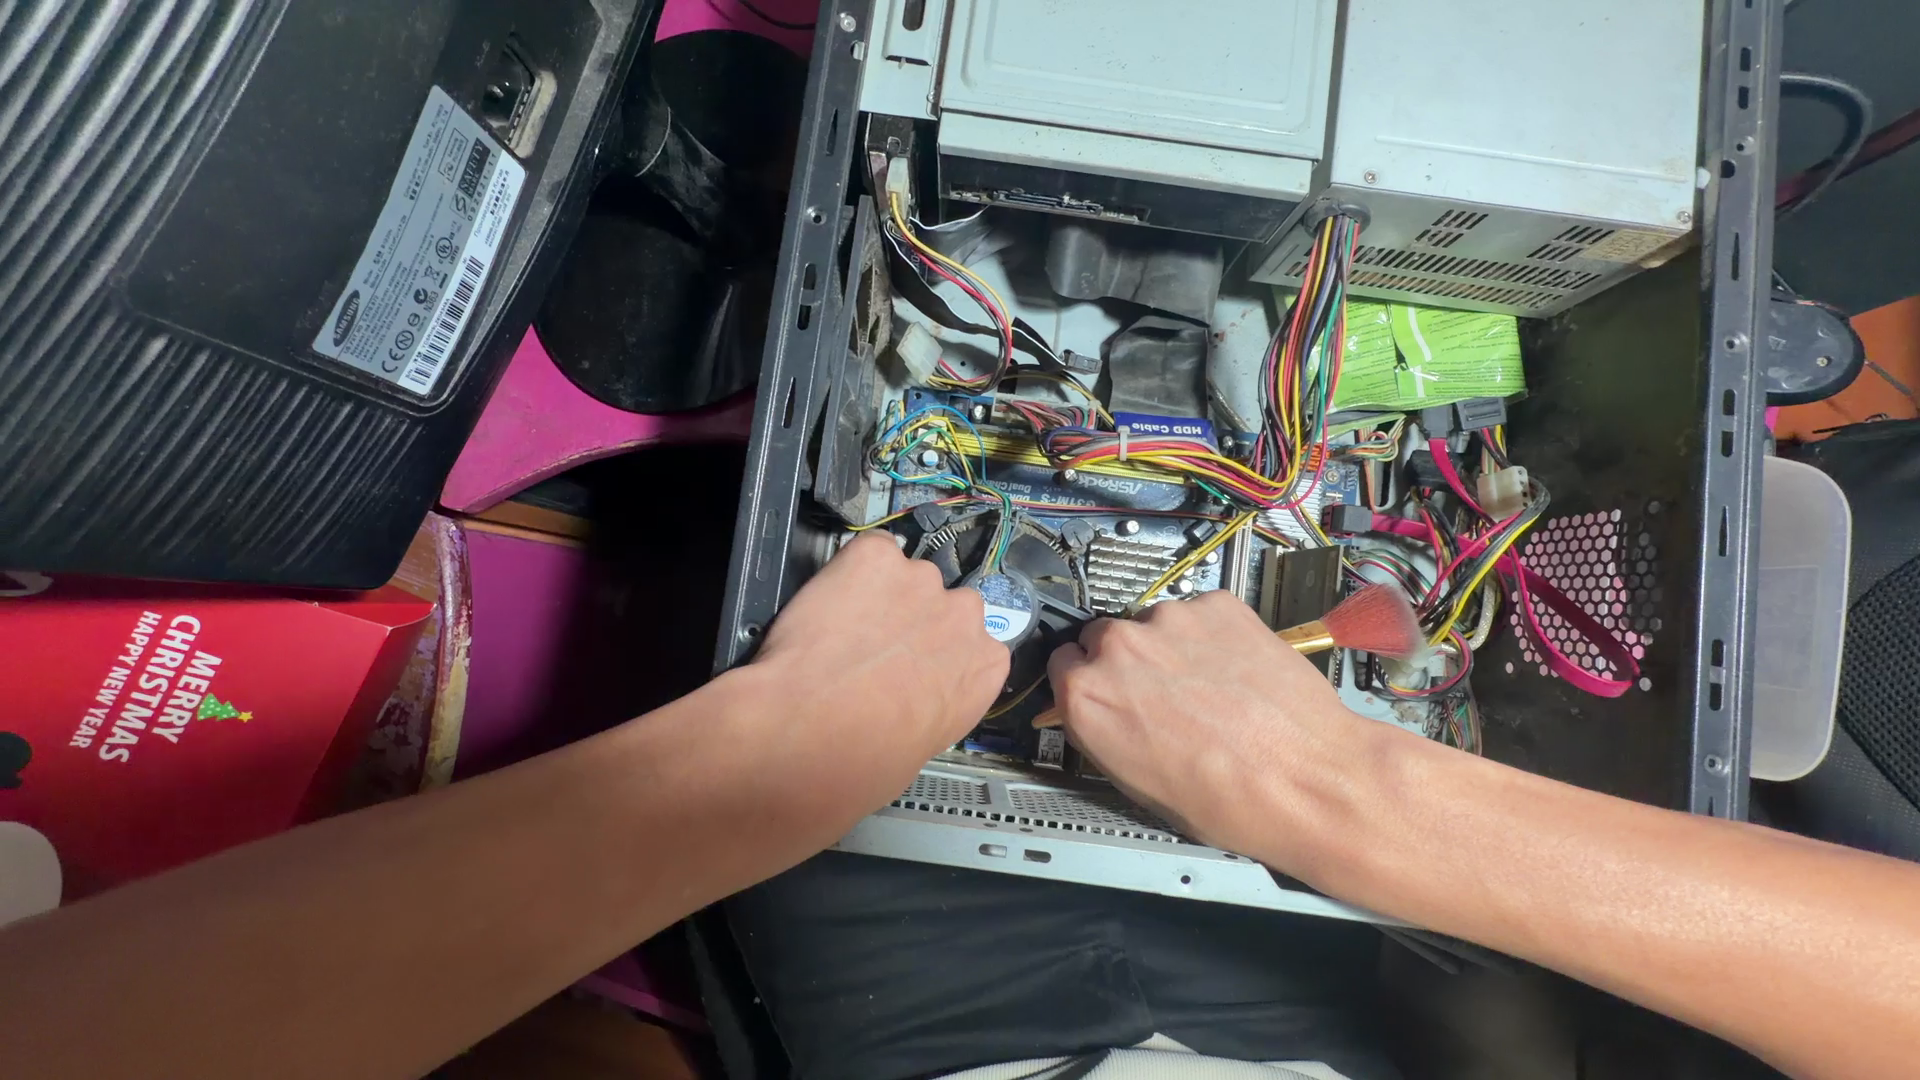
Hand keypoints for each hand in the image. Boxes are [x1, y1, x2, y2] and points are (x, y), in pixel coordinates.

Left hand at [749, 532, 1009, 814]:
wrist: (815, 729)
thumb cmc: (869, 759)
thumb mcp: (923, 748)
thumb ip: (935, 706)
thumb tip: (909, 704)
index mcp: (986, 666)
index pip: (976, 642)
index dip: (939, 651)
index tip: (914, 665)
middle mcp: (965, 616)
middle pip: (946, 604)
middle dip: (917, 620)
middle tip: (877, 648)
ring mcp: (921, 580)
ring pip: (906, 576)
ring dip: (882, 595)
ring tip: (844, 630)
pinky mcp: (877, 557)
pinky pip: (870, 551)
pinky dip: (851, 569)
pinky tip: (831, 601)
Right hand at [1047, 591, 1378, 862]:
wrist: (1308, 780)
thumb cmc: (1229, 798)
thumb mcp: (1136, 783)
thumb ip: (1102, 730)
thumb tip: (1098, 711)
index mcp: (1087, 696)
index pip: (1061, 663)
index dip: (1084, 678)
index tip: (1102, 686)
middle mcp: (1119, 649)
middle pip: (1103, 637)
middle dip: (1125, 662)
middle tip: (1160, 693)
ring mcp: (1169, 621)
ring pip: (1153, 624)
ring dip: (1170, 647)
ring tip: (1208, 686)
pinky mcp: (1215, 605)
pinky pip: (1199, 613)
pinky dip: (1211, 634)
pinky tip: (1233, 670)